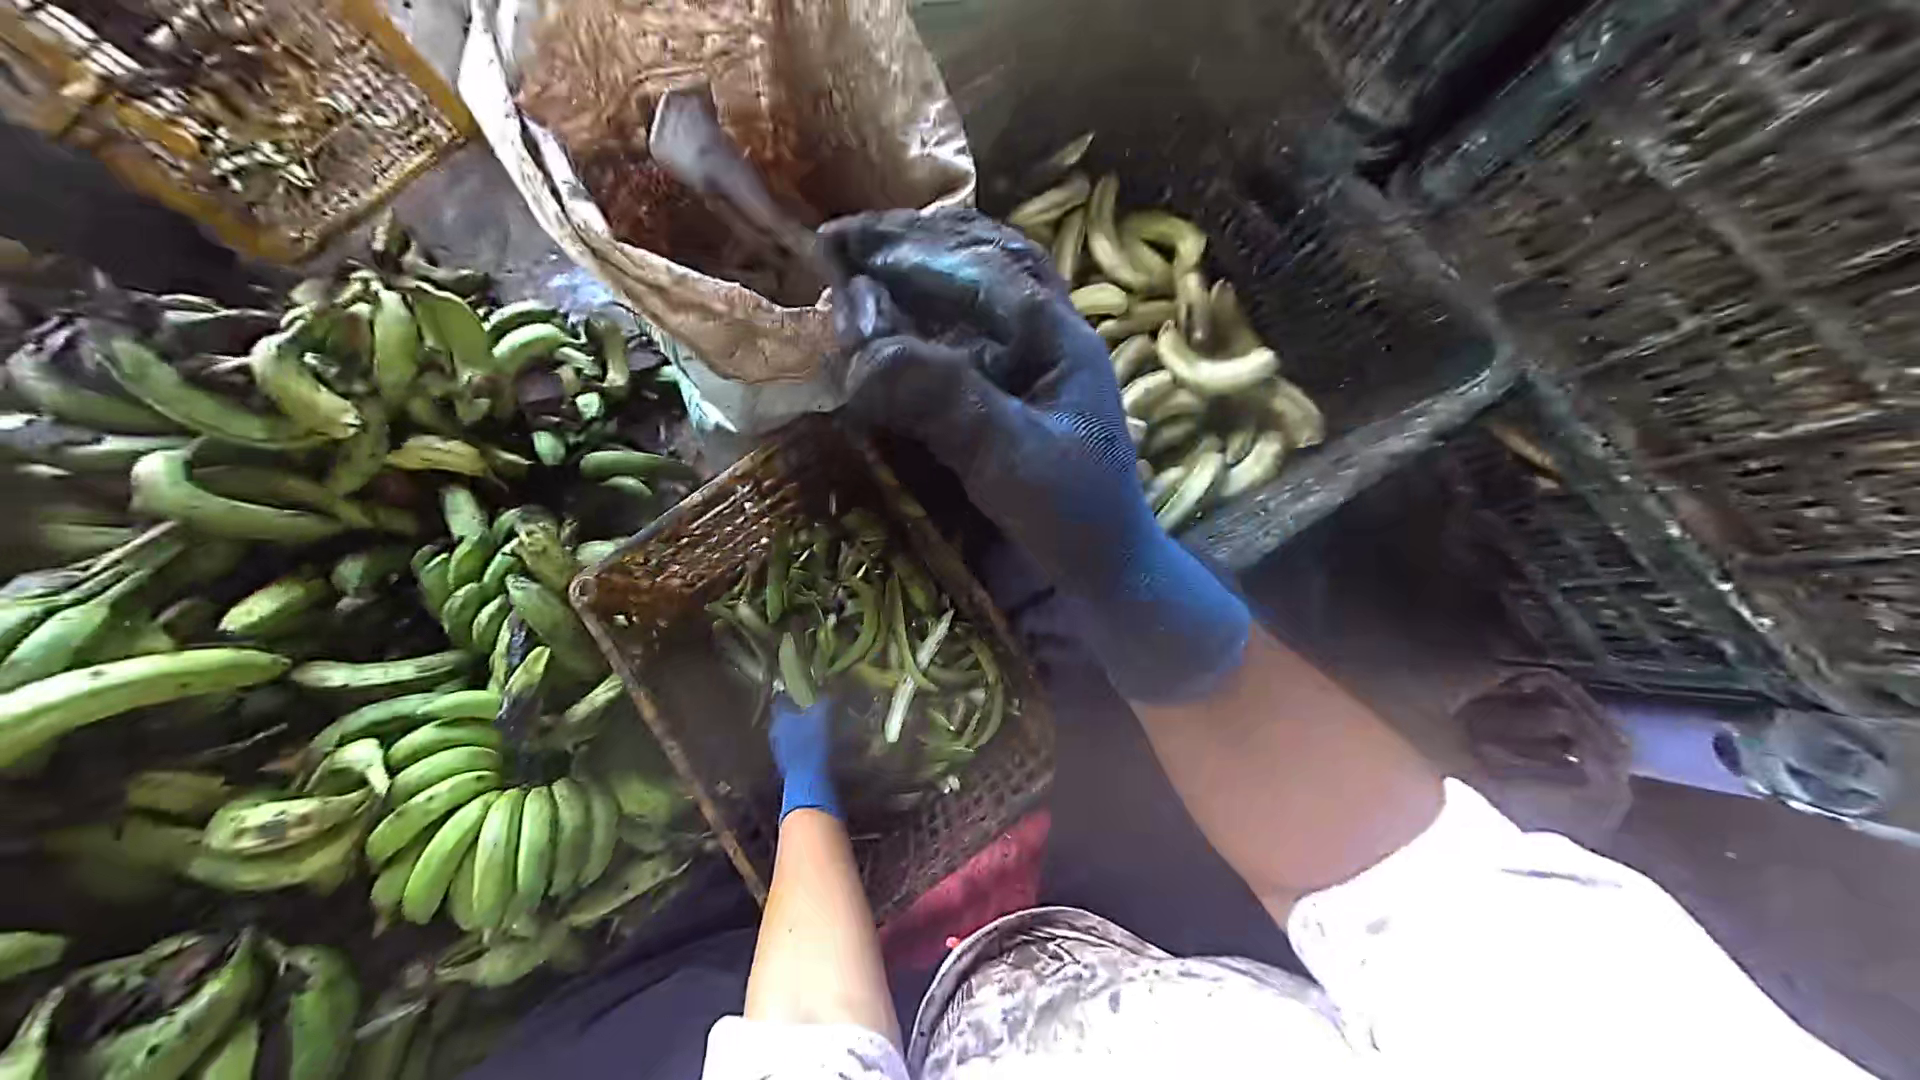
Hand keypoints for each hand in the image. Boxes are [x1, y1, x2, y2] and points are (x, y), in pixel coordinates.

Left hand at [769, 693, 839, 820]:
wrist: (808, 779)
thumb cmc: (813, 742)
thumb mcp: (823, 714)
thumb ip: (826, 698)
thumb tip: (831, 686)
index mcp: (780, 717)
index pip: (780, 699)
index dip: (791, 693)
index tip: (803, 690)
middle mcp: (775, 731)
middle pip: (783, 717)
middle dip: (796, 712)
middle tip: (812, 708)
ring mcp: (779, 750)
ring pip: (787, 733)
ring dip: (798, 729)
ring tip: (815, 727)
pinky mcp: (786, 764)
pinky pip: (792, 748)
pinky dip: (801, 744)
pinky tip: (814, 746)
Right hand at [821, 208, 1248, 702]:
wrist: (1099, 577)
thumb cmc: (1073, 518)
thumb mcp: (1014, 457)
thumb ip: (945, 400)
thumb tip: (861, 350)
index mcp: (1059, 340)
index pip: (981, 270)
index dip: (909, 251)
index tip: (841, 245)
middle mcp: (1040, 343)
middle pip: (976, 266)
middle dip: (908, 249)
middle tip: (840, 244)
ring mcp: (1020, 374)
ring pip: (964, 304)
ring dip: (908, 284)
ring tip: (853, 275)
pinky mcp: (999, 408)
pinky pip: (951, 355)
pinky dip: (912, 337)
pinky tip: (879, 337)